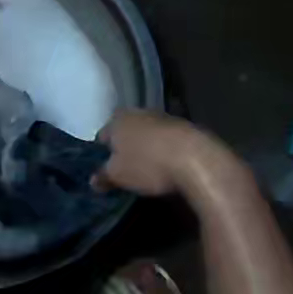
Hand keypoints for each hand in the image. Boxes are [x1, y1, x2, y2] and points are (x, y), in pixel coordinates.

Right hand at [95, 110, 249, 203]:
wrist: (200, 161)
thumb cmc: (148, 165)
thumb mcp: (118, 176)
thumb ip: (103, 176)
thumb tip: (93, 181)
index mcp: (117, 119)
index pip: (103, 135)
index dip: (103, 152)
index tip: (107, 167)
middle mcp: (139, 112)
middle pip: (127, 130)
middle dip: (126, 145)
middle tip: (128, 167)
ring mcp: (166, 118)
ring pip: (149, 133)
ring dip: (149, 146)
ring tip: (151, 168)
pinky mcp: (189, 128)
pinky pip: (170, 139)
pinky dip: (168, 150)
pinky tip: (172, 166)